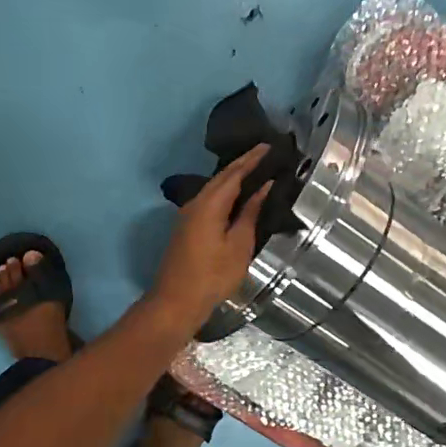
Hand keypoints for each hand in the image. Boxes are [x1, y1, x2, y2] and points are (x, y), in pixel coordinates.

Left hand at [147, 144, 273, 332]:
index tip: (269, 146)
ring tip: (255, 169)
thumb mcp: (239, 245)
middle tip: (265, 153)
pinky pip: (210, 199)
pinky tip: (238, 195)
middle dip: (243, 163)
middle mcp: (196, 203)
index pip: (234, 173)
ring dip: (233, 177)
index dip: (252, 159)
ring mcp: (188, 215)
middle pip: (222, 177)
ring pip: (214, 188)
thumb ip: (250, 213)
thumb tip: (262, 187)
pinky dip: (226, 192)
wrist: (176, 301)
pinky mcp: (187, 226)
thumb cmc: (212, 276)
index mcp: (209, 204)